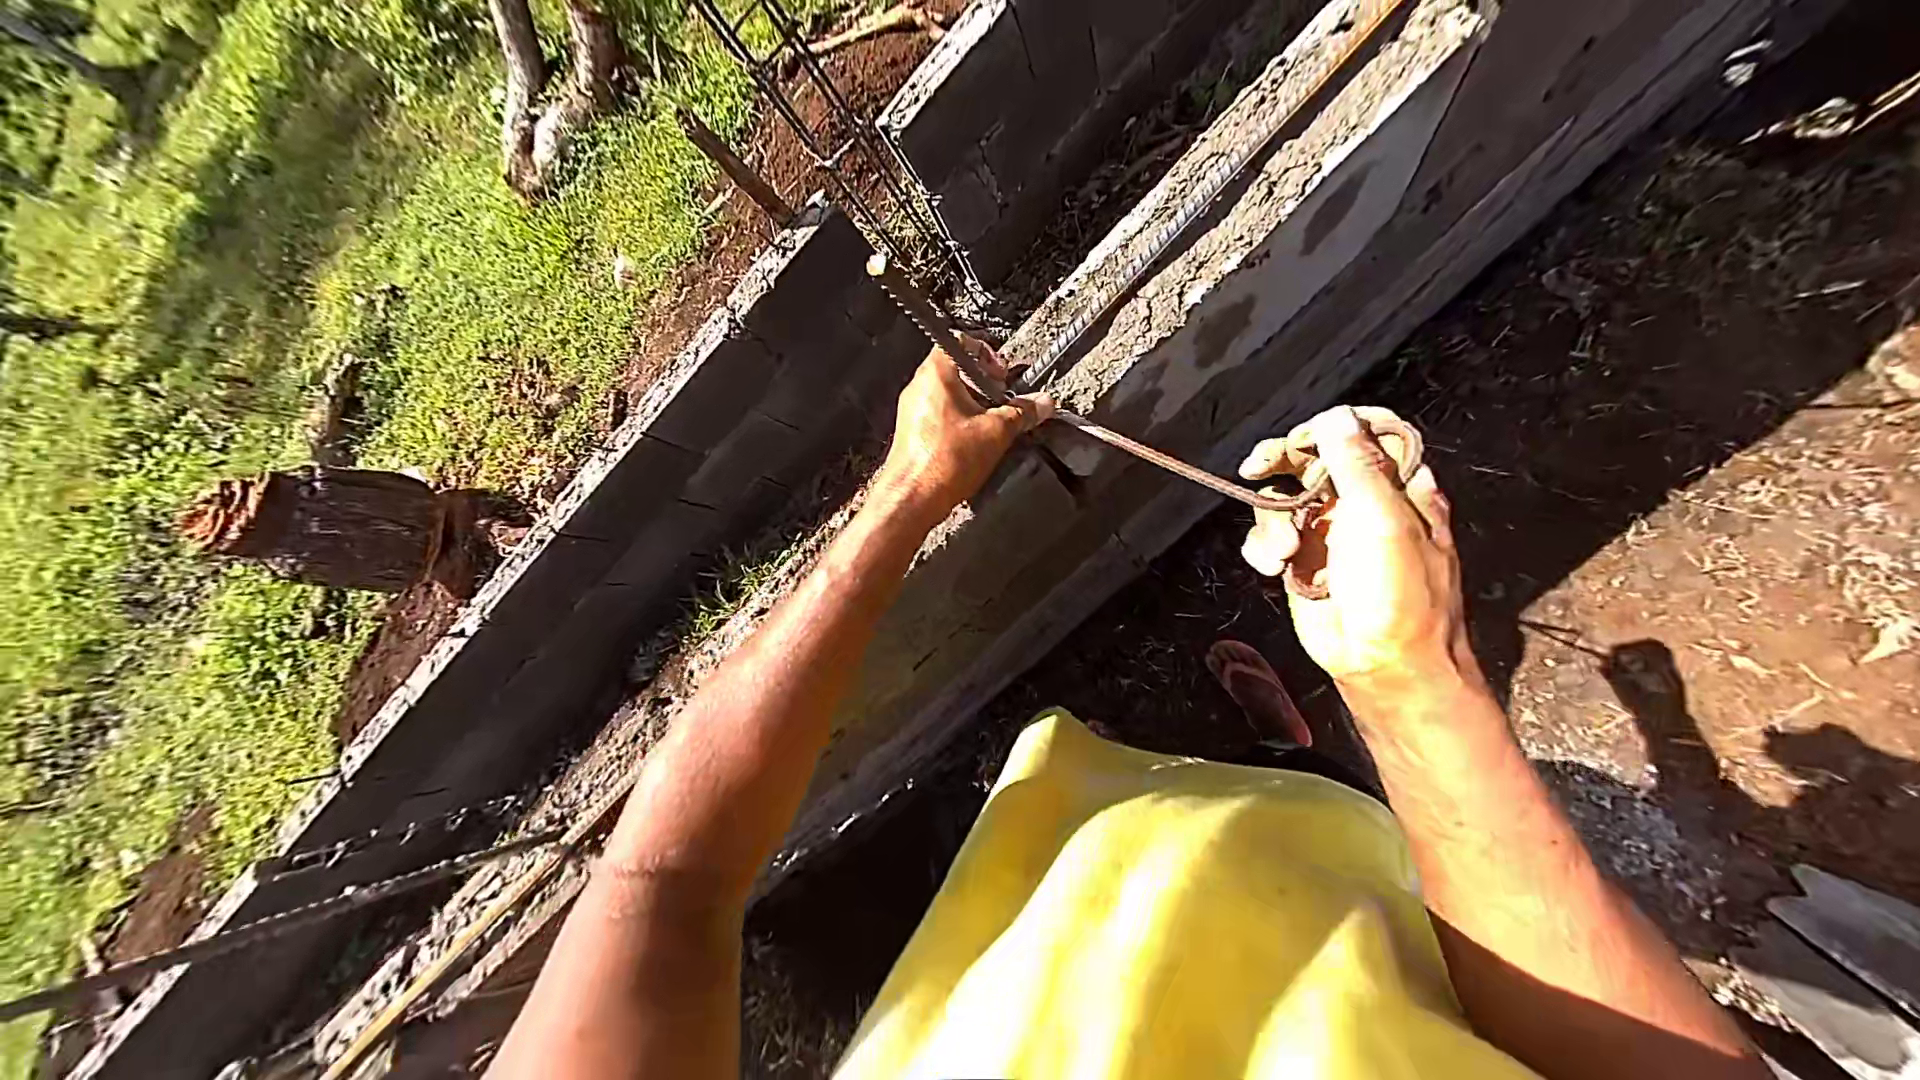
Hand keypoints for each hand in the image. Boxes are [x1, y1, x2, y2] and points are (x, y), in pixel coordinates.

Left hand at [875, 339, 1053, 522]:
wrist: (912, 498)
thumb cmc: (944, 462)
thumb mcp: (996, 432)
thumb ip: (1022, 413)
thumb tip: (1042, 403)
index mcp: (935, 373)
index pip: (962, 341)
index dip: (988, 353)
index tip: (1003, 375)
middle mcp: (919, 387)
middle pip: (956, 369)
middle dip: (985, 384)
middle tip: (1003, 402)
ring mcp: (913, 410)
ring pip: (949, 395)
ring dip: (974, 405)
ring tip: (992, 426)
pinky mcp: (913, 433)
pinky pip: (940, 416)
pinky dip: (960, 423)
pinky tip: (975, 445)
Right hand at [1239, 405, 1479, 696]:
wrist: (1380, 663)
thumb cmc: (1398, 596)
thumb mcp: (1383, 521)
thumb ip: (1358, 465)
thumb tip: (1336, 417)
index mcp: (1398, 487)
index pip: (1366, 434)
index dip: (1334, 428)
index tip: (1307, 438)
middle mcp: (1361, 504)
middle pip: (1313, 459)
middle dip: (1283, 460)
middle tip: (1258, 465)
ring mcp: (1328, 532)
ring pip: (1282, 497)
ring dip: (1271, 519)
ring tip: (1282, 549)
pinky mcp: (1300, 559)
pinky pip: (1267, 536)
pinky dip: (1262, 548)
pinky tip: (1274, 566)